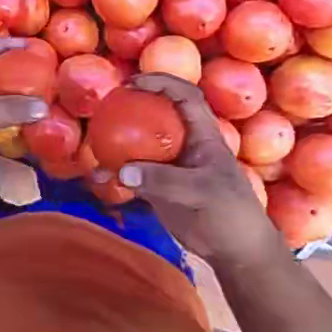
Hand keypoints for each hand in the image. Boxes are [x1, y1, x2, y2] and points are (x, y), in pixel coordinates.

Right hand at [112, 73, 284, 268]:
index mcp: (203, 135)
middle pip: (159, 113)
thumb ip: (162, 180)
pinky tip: (99, 176)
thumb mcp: (200, 192)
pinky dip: (116, 172)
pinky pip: (133, 173)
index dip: (161, 82)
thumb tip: (123, 171)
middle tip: (109, 103)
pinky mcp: (160, 186)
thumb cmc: (229, 212)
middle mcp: (185, 143)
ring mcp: (172, 164)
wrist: (234, 249)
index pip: (185, 96)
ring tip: (97, 136)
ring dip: (120, 138)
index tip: (133, 83)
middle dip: (135, 103)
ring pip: (142, 142)